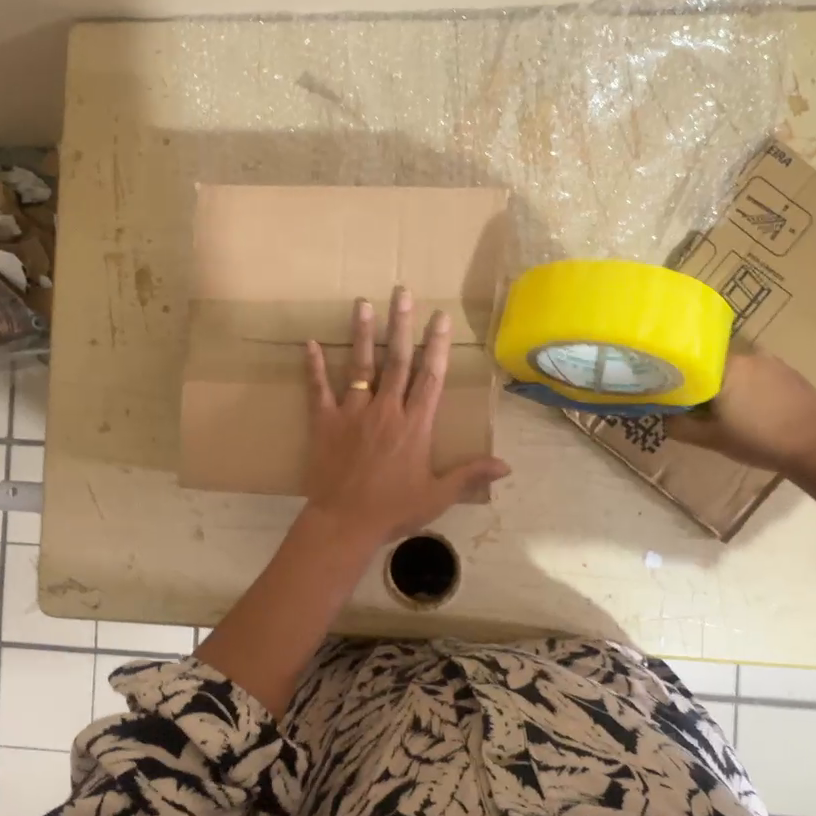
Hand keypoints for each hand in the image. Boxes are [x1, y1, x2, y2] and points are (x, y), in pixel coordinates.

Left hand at [302, 287, 510, 547]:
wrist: (345, 523)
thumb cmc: (394, 511)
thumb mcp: (438, 495)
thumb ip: (470, 475)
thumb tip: (506, 466)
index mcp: (415, 425)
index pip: (430, 376)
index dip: (437, 345)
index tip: (441, 316)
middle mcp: (386, 410)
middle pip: (396, 360)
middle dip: (401, 324)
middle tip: (402, 292)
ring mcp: (353, 413)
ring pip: (359, 365)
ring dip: (362, 333)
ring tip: (363, 304)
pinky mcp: (324, 423)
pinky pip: (318, 389)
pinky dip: (313, 366)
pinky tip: (309, 343)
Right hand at [663, 349, 815, 473]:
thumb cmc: (758, 441)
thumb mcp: (711, 439)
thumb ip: (679, 426)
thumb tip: (662, 416)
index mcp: (723, 367)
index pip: (688, 364)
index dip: (677, 381)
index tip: (672, 399)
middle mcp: (746, 355)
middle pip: (712, 365)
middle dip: (702, 384)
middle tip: (698, 409)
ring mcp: (770, 360)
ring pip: (735, 369)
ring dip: (727, 386)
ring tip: (726, 411)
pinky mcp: (788, 371)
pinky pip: (757, 373)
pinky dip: (748, 387)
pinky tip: (753, 409)